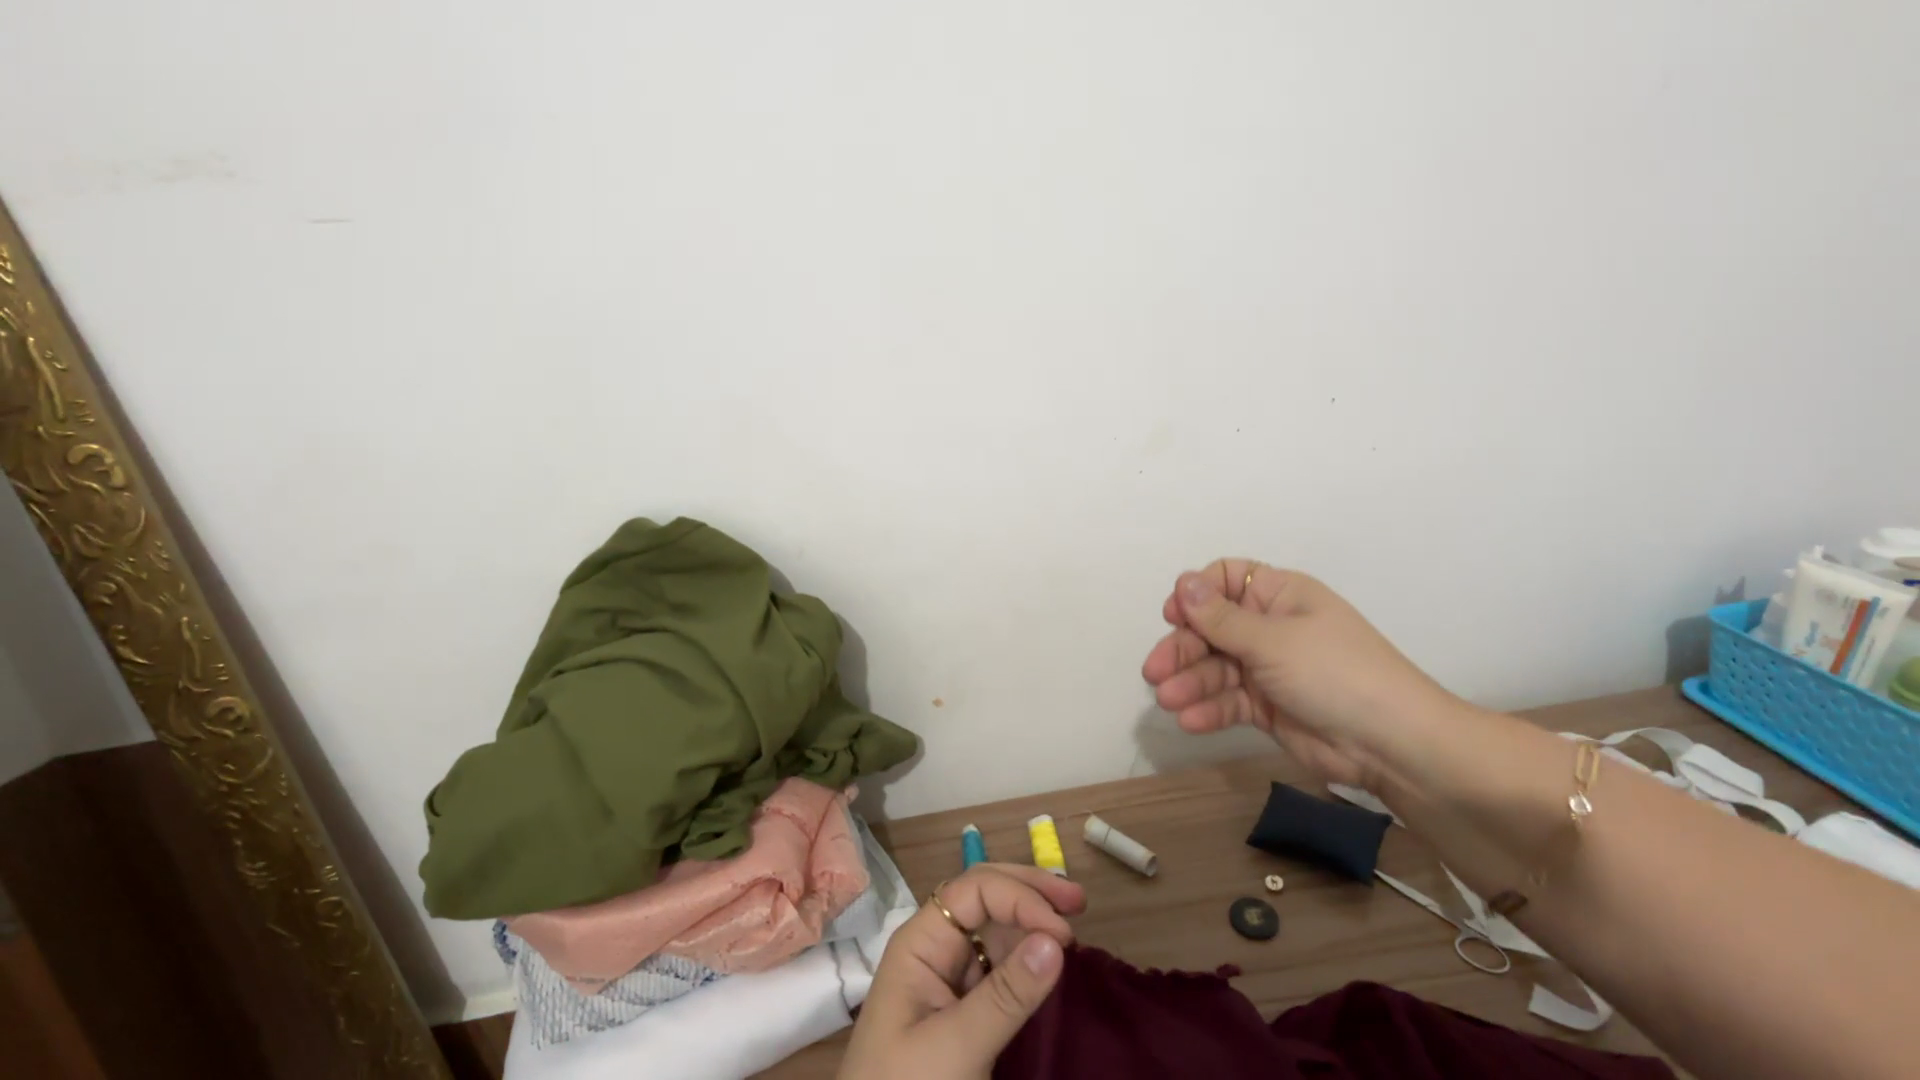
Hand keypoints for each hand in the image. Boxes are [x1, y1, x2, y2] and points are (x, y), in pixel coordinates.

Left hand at [838, 864, 1084, 1079]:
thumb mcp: (955, 1047)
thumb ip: (1006, 996)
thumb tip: (1056, 940)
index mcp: (920, 943)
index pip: (973, 891)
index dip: (1020, 897)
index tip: (1064, 934)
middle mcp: (935, 948)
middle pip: (984, 896)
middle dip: (1029, 891)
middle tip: (1079, 900)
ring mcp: (949, 977)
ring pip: (995, 928)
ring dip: (1032, 919)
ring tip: (1072, 925)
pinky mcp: (964, 1007)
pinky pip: (999, 965)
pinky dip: (1028, 956)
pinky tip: (1050, 958)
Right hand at [1141, 560, 1459, 787]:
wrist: (1389, 742)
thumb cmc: (1334, 672)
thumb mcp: (1273, 640)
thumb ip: (1221, 618)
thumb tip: (1183, 581)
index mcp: (1279, 595)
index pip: (1225, 580)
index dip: (1195, 595)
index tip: (1173, 616)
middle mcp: (1270, 627)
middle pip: (1210, 629)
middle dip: (1181, 649)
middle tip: (1154, 672)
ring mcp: (1267, 668)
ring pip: (1214, 668)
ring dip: (1189, 683)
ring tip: (1168, 701)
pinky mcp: (1266, 706)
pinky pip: (1228, 701)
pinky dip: (1208, 709)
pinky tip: (1189, 720)